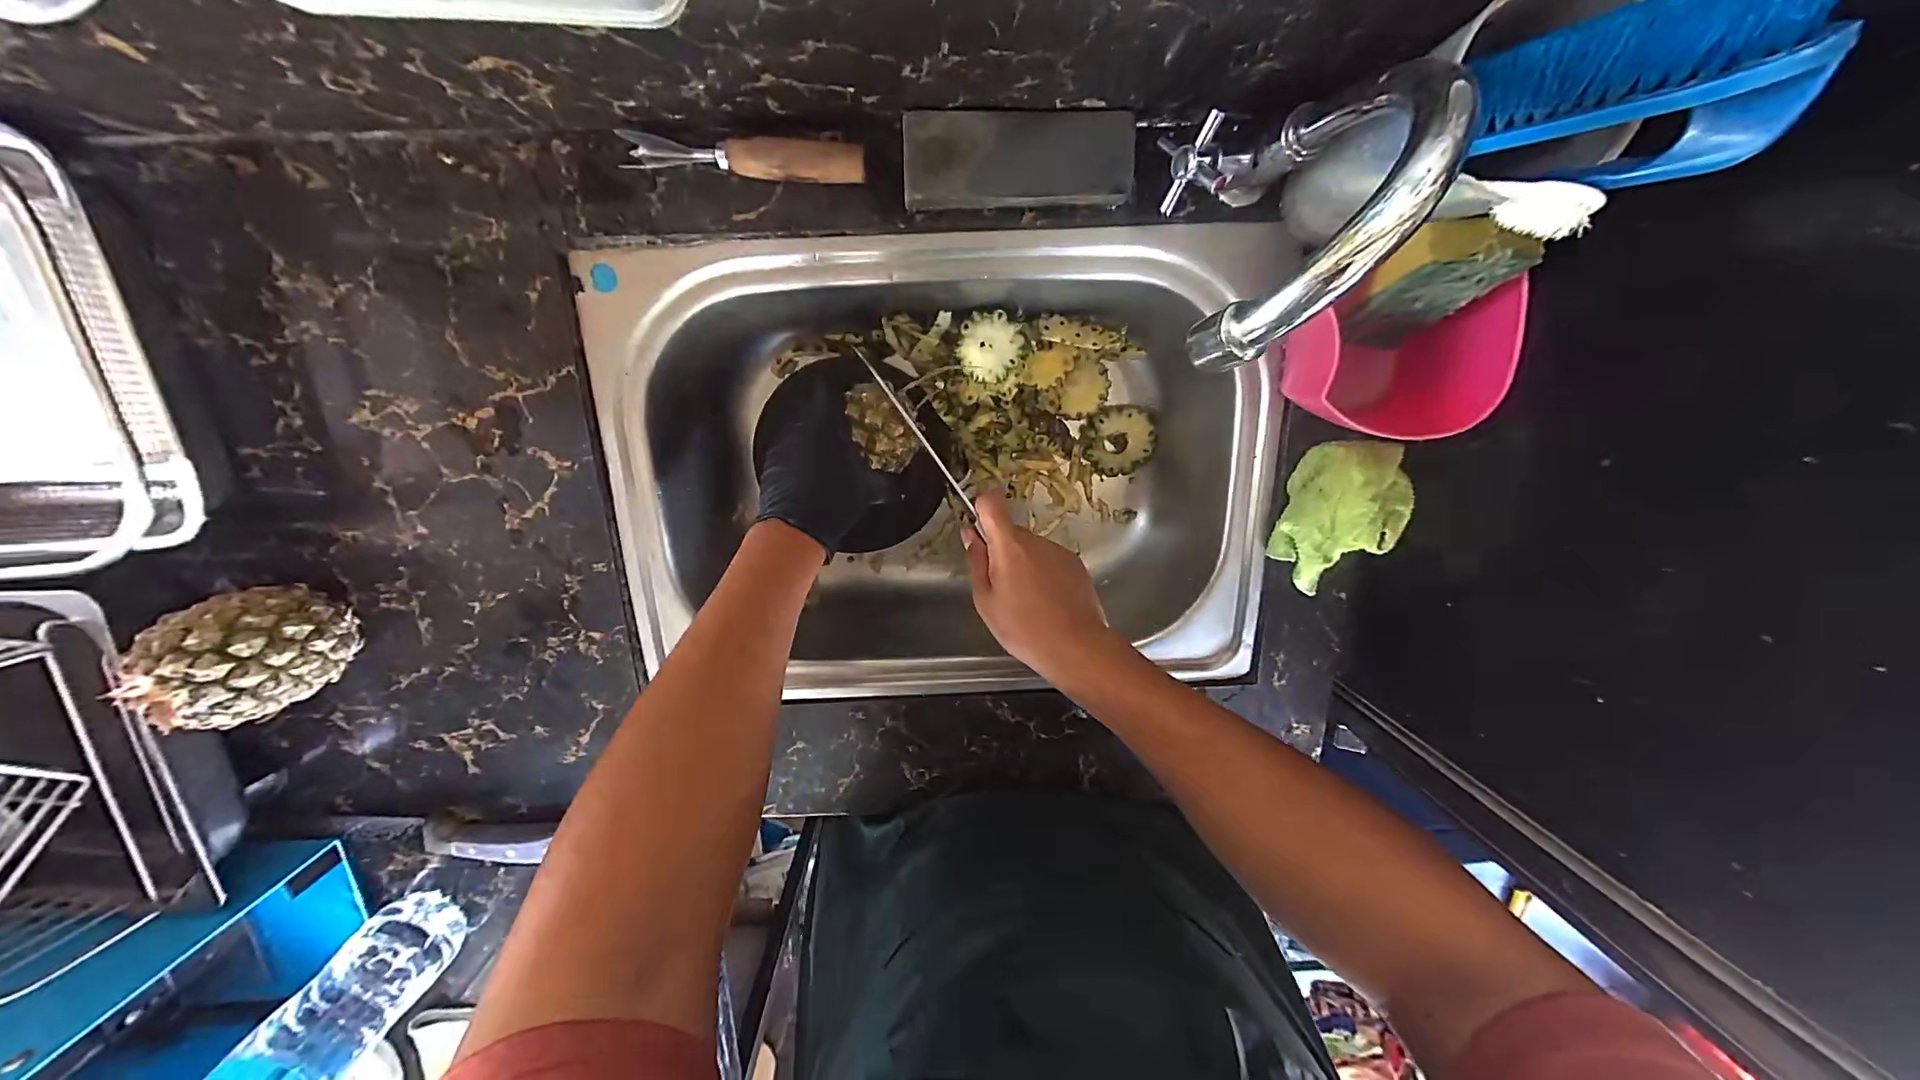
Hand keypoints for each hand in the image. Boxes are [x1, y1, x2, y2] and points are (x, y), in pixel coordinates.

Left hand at [755, 375, 884, 555]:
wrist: (795, 528)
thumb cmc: (835, 501)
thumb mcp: (869, 490)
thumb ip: (889, 483)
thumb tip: (903, 485)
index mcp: (826, 421)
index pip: (830, 385)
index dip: (844, 382)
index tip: (857, 385)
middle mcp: (801, 424)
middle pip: (815, 402)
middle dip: (833, 406)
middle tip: (852, 415)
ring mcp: (783, 441)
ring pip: (803, 423)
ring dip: (819, 427)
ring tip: (837, 441)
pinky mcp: (773, 460)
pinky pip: (792, 443)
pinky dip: (806, 446)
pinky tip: (818, 463)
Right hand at [962, 492, 1121, 677]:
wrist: (1076, 647)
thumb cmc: (1023, 629)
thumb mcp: (986, 601)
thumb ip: (976, 563)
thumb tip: (971, 535)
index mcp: (1009, 547)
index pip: (991, 504)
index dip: (982, 509)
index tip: (979, 530)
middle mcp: (1036, 541)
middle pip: (1011, 532)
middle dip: (1002, 551)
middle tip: (1002, 587)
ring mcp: (1059, 551)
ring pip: (1032, 549)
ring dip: (1025, 565)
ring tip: (1027, 602)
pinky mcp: (1076, 565)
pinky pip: (1051, 561)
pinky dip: (1045, 574)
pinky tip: (1047, 603)